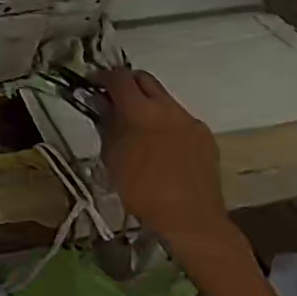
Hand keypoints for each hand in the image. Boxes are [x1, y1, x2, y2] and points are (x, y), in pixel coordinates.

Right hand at [93, 68, 233, 246]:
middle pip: (144, 79)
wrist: (189, 219)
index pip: (119, 77)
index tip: (91, 84)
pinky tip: (158, 143)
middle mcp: (168, 108)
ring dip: (146, 102)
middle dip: (126, 83)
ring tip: (134, 124)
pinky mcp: (205, 137)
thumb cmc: (140, 189)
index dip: (102, 76)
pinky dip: (164, 120)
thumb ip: (106, 123)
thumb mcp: (111, 154)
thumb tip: (101, 104)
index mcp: (140, 110)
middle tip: (112, 98)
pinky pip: (179, 118)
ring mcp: (190, 121)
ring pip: (164, 98)